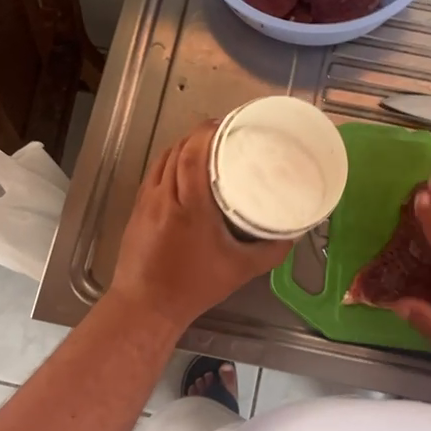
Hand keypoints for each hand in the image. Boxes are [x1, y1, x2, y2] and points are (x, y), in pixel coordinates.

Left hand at [104, 121, 291, 332]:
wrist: (145, 306)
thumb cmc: (193, 287)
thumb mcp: (240, 271)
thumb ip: (270, 251)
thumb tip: (293, 233)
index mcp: (191, 205)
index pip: (193, 154)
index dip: (207, 132)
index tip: (228, 123)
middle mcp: (166, 196)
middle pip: (179, 150)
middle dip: (199, 134)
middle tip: (225, 132)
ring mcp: (147, 201)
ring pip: (164, 159)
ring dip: (184, 146)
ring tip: (207, 144)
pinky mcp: (138, 209)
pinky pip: (155, 173)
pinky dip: (170, 161)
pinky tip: (184, 166)